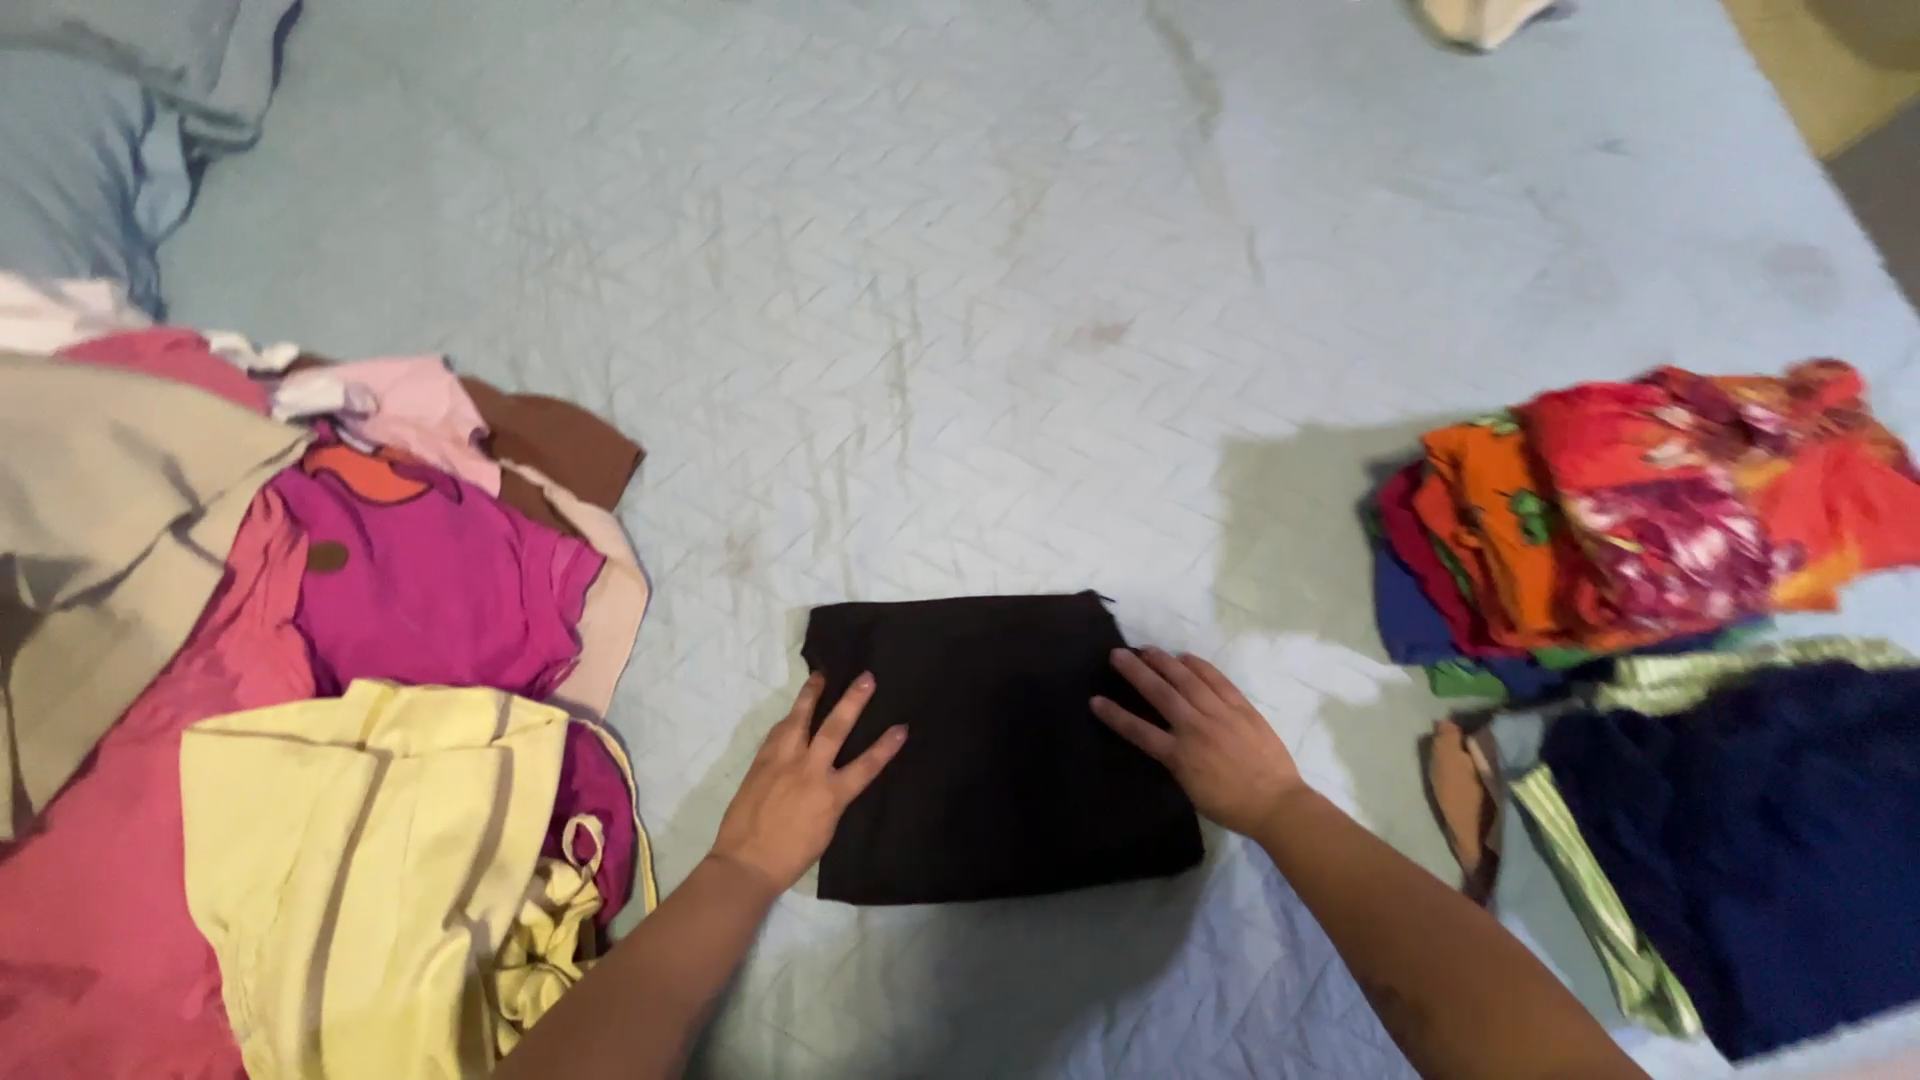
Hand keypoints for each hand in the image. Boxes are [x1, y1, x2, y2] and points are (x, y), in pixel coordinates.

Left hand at [709, 672, 906, 894]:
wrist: (746, 863)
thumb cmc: (792, 855)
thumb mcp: (826, 828)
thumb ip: (833, 797)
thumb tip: (834, 776)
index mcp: (831, 795)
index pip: (866, 765)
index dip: (886, 746)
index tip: (901, 727)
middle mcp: (809, 771)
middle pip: (835, 728)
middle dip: (853, 701)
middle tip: (865, 678)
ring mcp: (783, 763)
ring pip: (799, 720)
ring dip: (811, 695)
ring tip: (820, 676)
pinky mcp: (762, 762)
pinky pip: (778, 733)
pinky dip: (788, 719)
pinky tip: (793, 712)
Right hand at [1093, 647, 1306, 835]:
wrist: (1277, 805)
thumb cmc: (1231, 805)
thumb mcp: (1191, 789)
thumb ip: (1175, 761)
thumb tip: (1163, 738)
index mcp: (1180, 756)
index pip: (1139, 731)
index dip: (1115, 715)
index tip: (1095, 700)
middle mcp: (1196, 730)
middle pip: (1160, 694)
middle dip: (1136, 673)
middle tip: (1117, 655)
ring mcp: (1220, 715)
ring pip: (1187, 681)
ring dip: (1164, 662)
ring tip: (1147, 649)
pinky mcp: (1242, 709)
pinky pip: (1218, 681)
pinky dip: (1200, 667)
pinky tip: (1186, 657)